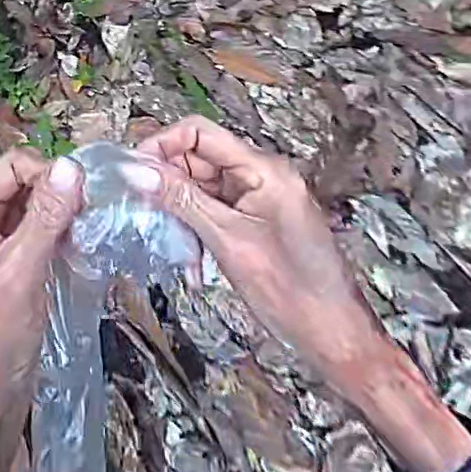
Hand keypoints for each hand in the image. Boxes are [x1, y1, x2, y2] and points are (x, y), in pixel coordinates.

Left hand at [0, 148, 83, 471]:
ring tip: (83, 229)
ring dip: (64, 208)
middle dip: (58, 190)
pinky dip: (64, 226)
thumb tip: (71, 166)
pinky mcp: (18, 251)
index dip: (47, 172)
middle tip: (86, 213)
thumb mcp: (21, 271)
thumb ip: (46, 216)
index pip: (14, 164)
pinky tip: (78, 241)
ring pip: (39, 199)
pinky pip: (45, 221)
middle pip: (27, 177)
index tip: (80, 194)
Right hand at [133, 115, 379, 373]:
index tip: (133, 170)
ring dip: (181, 211)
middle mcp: (261, 173)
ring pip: (202, 185)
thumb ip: (181, 200)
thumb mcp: (228, 241)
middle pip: (198, 158)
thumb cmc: (291, 291)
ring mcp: (260, 195)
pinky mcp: (256, 217)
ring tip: (173, 245)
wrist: (337, 339)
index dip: (162, 144)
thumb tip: (136, 170)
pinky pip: (215, 207)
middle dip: (168, 182)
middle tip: (144, 211)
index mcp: (262, 168)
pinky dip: (197, 227)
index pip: (199, 132)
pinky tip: (191, 259)